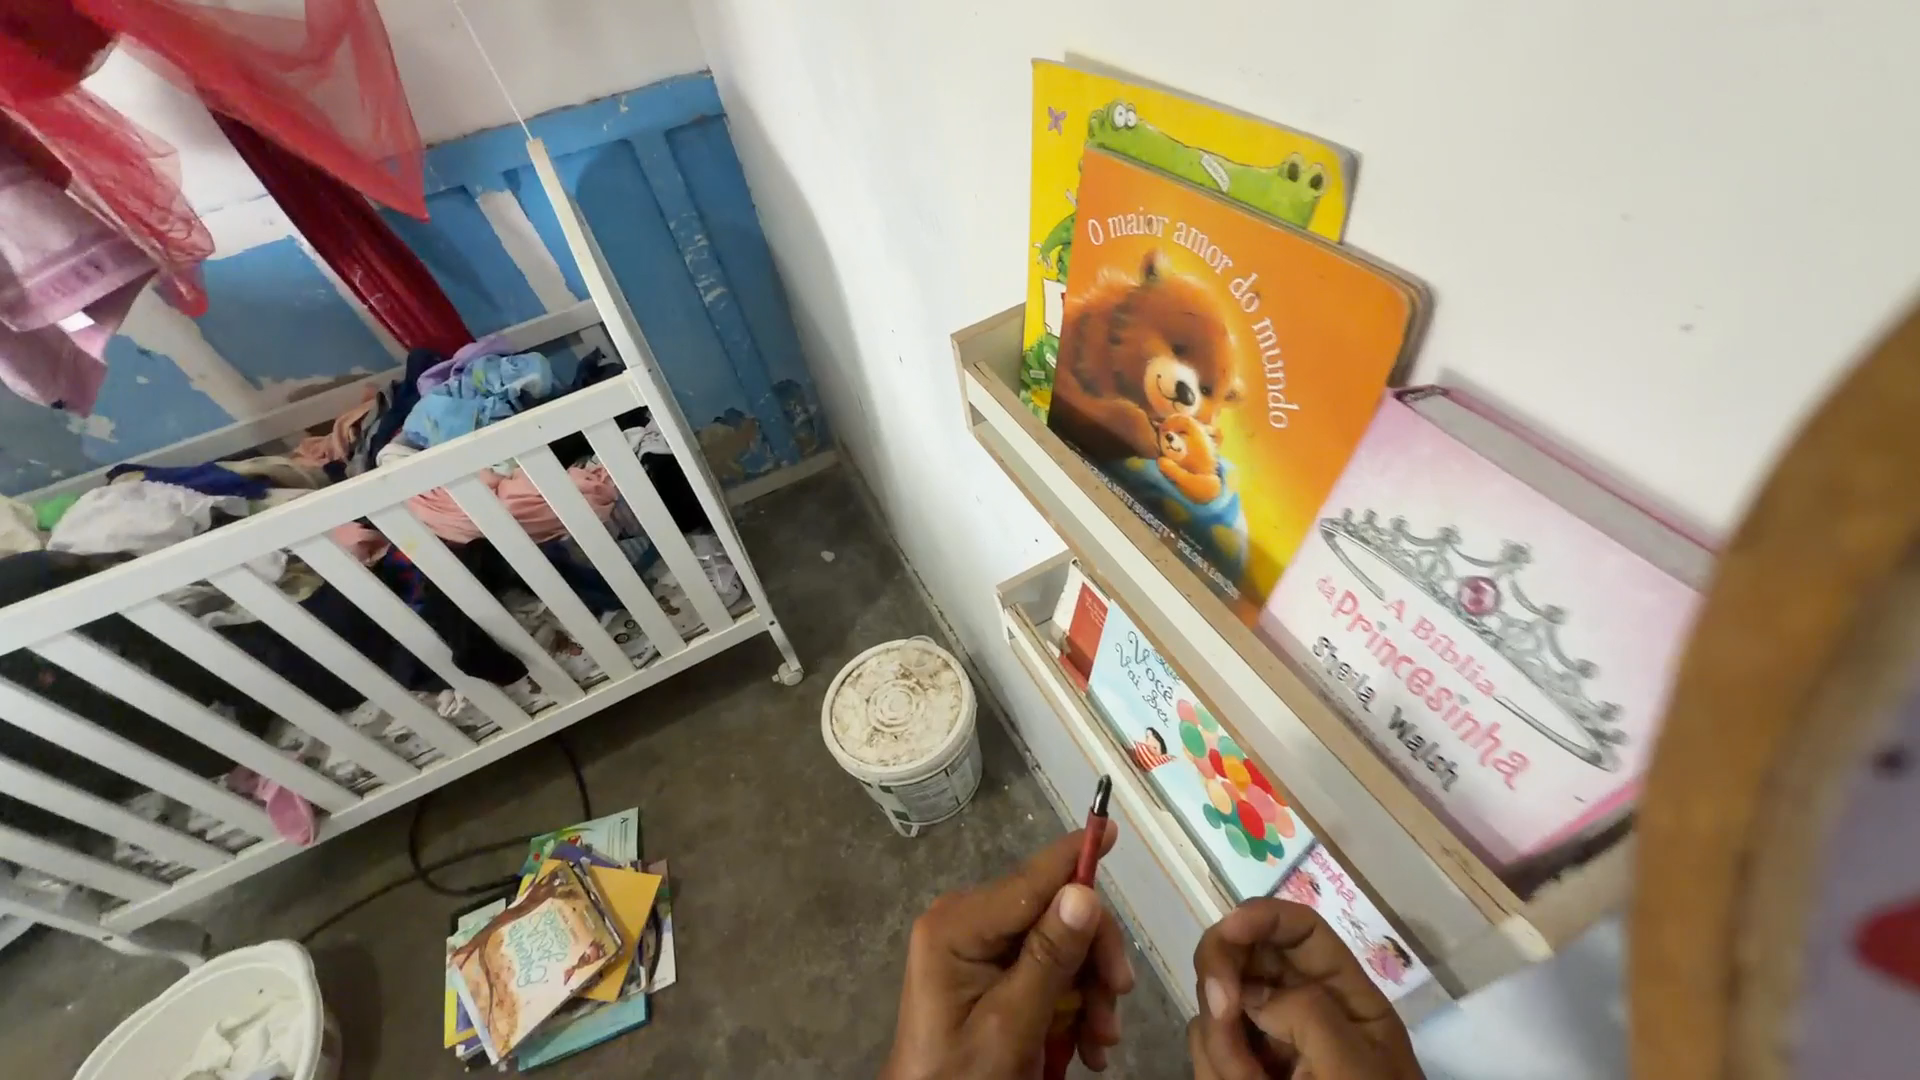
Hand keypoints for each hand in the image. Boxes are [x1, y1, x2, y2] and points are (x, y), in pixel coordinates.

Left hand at [882, 821, 1134, 1078]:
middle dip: (1092, 958)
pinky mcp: (990, 968)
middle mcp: (965, 920)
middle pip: (1052, 913)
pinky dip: (1072, 1000)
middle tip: (1116, 1009)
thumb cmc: (963, 1078)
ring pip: (1058, 941)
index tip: (1112, 829)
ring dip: (1089, 989)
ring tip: (1100, 1042)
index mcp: (957, 924)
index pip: (1029, 880)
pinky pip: (1045, 966)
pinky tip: (1085, 1042)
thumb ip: (1049, 958)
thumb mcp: (1010, 1026)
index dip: (1073, 857)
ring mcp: (978, 943)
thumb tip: (1084, 892)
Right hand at [1188, 899, 1423, 1079]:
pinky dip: (1214, 1067)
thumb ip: (1308, 1014)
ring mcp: (1267, 1040)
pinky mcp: (1240, 1069)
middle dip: (1223, 975)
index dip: (1262, 915)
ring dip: (1222, 1042)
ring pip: (1215, 999)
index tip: (1229, 930)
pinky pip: (1204, 1043)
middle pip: (1242, 949)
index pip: (1299, 928)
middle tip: (1222, 1010)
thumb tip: (1252, 993)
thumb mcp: (1356, 1074)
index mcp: (1345, 1000)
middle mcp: (1301, 1008)